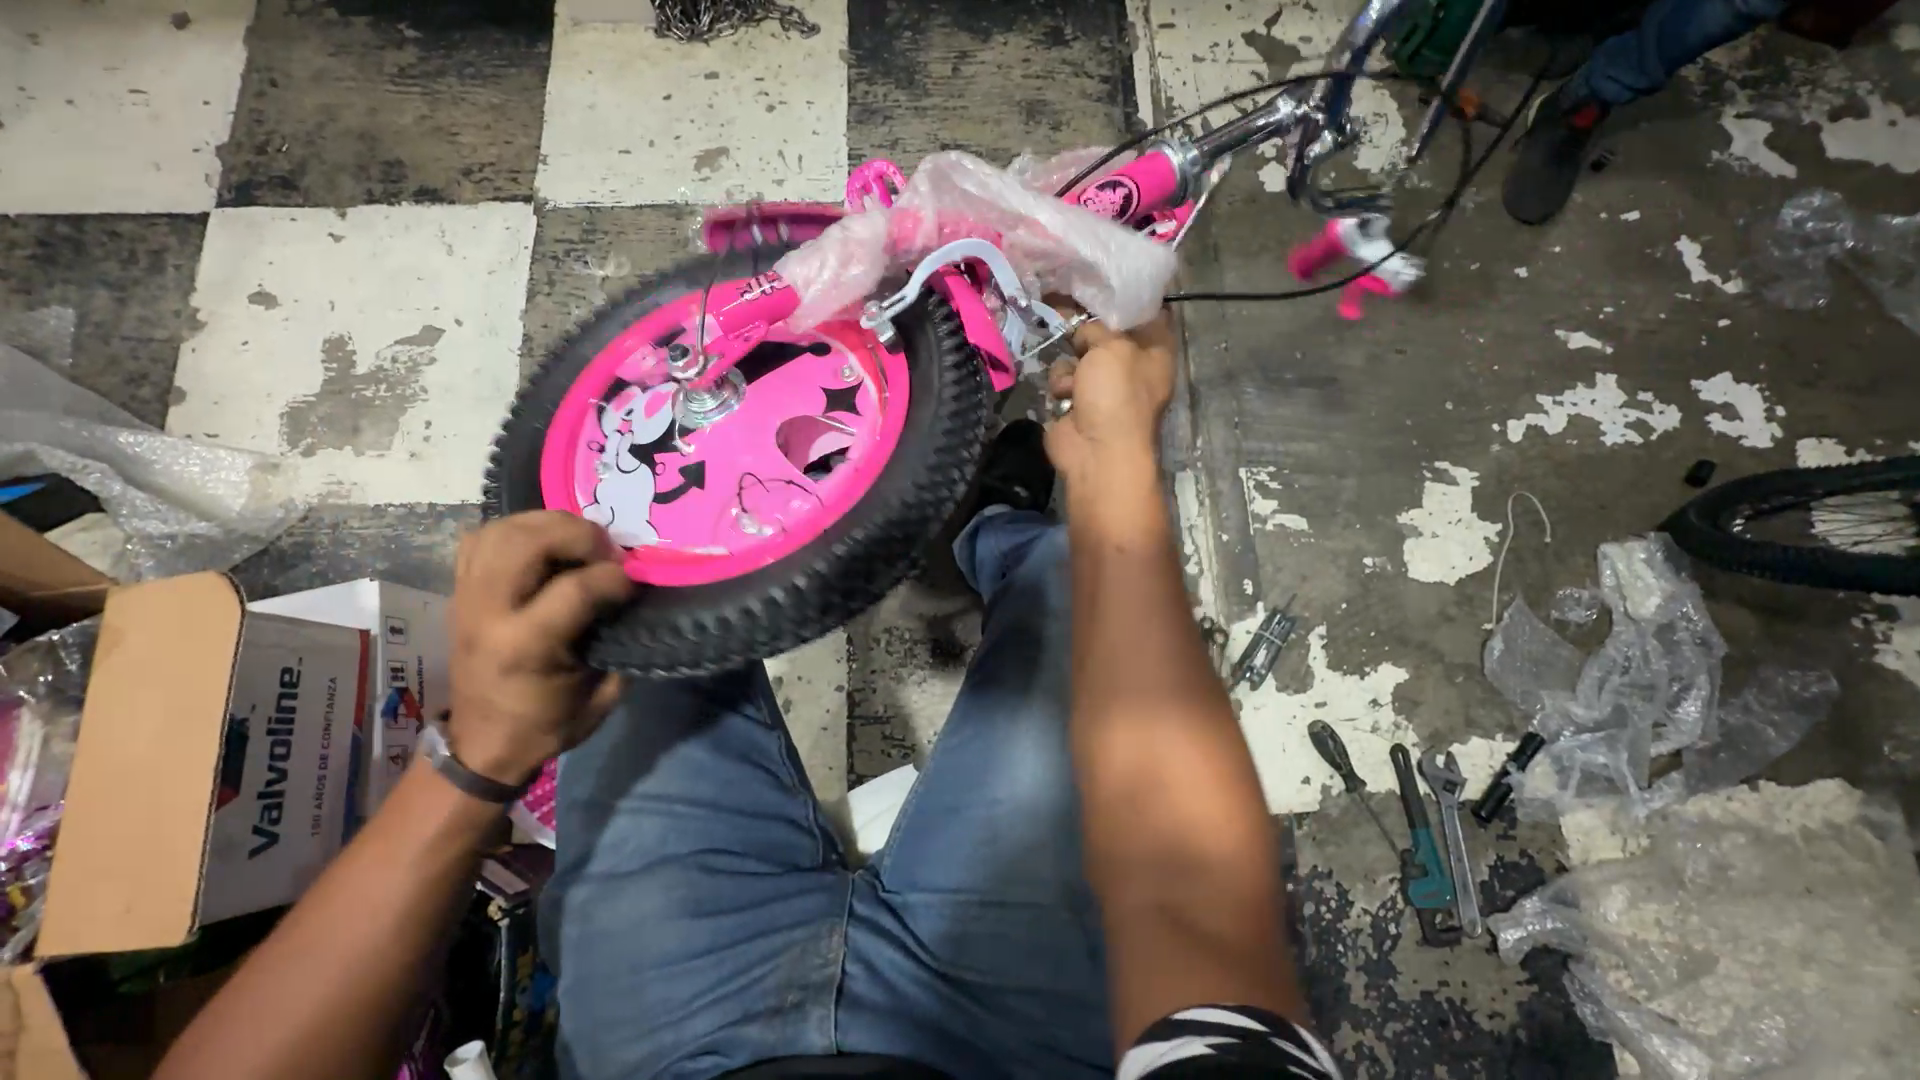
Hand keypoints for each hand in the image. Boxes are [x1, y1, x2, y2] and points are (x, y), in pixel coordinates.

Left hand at [447, 512, 633, 785]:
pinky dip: (516, 531)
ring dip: (548, 524)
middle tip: (606, 550)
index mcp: (526, 648)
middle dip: (579, 534)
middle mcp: (489, 614)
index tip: (635, 581)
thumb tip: (638, 597)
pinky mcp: (459, 592)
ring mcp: (467, 599)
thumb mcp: (600, 694)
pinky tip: (543, 544)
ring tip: (577, 541)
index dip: (616, 576)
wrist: (482, 744)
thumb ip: (620, 641)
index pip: (575, 588)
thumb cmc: (547, 724)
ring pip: (502, 530)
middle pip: (528, 542)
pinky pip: (482, 539)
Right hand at [1044, 310, 1176, 482]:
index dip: (1125, 297)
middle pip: (1107, 332)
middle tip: (1066, 310)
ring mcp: (1104, 386)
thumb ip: (1097, 326)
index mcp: (1156, 350)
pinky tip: (1065, 396)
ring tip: (1075, 378)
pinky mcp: (1078, 402)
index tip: (1102, 281)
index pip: (1146, 312)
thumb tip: (1084, 332)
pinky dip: (1061, 385)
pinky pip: (1064, 378)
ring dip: (1071, 363)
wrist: (1097, 451)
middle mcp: (1133, 365)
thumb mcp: (1112, 345)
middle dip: (1086, 328)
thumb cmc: (1116, 394)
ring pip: (1079, 354)